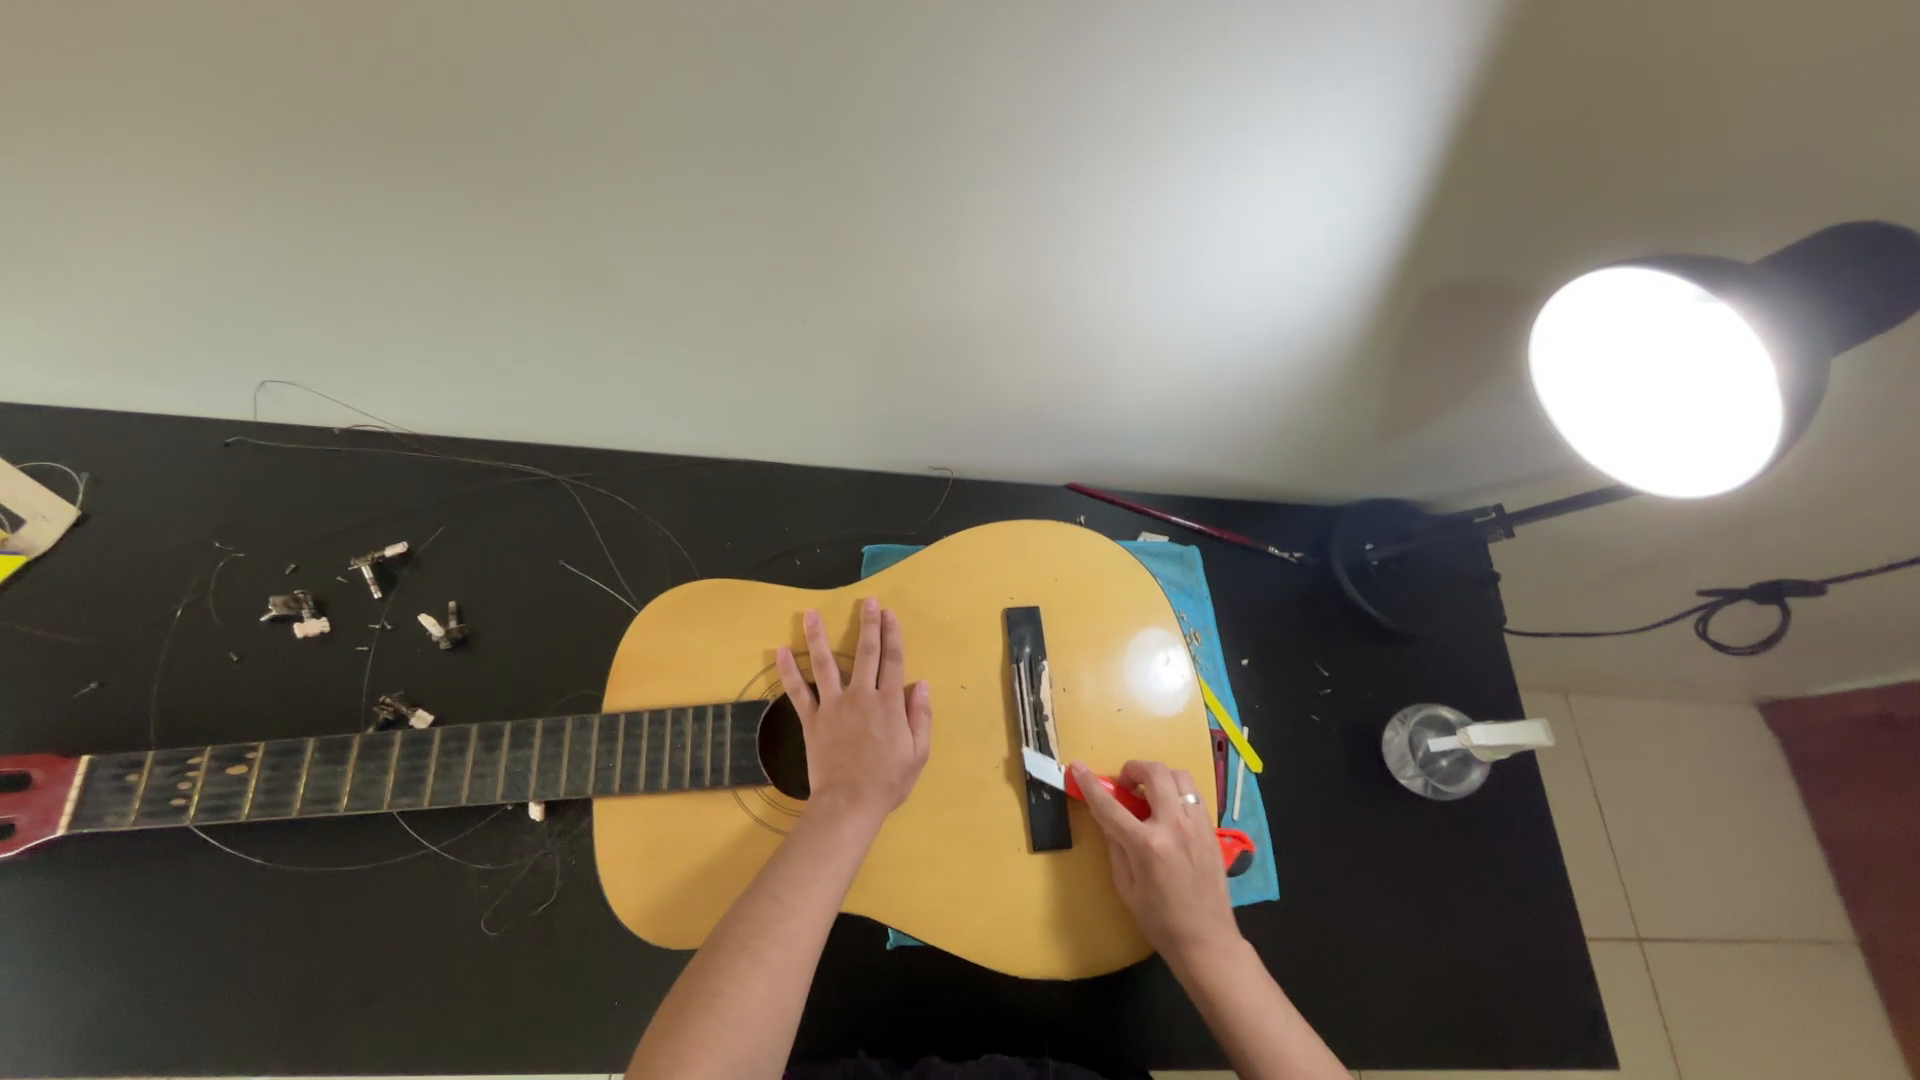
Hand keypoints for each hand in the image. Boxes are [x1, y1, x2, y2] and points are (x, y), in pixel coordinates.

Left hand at [776, 597, 932, 826]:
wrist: (850, 802)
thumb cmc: (888, 781)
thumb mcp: (919, 752)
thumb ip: (921, 716)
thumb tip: (921, 684)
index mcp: (889, 703)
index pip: (893, 660)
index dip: (893, 635)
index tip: (891, 614)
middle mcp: (861, 696)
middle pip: (865, 652)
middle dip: (868, 624)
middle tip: (868, 601)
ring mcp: (834, 705)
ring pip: (826, 663)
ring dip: (818, 636)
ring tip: (811, 613)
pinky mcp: (812, 719)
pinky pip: (798, 691)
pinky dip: (788, 670)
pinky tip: (781, 651)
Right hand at [1072, 759, 1239, 963]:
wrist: (1207, 940)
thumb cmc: (1159, 920)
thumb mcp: (1125, 886)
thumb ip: (1115, 845)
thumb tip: (1107, 817)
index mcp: (1147, 845)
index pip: (1110, 805)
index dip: (1090, 784)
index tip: (1078, 768)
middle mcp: (1174, 826)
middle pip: (1155, 773)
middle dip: (1133, 769)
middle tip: (1125, 786)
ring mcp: (1197, 825)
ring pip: (1180, 776)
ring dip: (1159, 777)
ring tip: (1149, 795)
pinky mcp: (1212, 830)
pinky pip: (1194, 795)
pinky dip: (1177, 793)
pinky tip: (1169, 812)